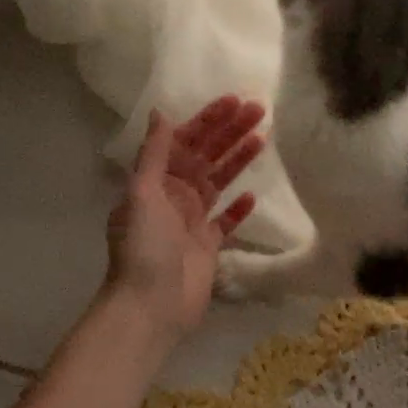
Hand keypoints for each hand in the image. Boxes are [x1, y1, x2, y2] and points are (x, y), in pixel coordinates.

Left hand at [102, 97, 263, 332]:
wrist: (151, 305)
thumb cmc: (144, 248)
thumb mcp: (143, 194)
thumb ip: (154, 154)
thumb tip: (160, 113)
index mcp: (156, 182)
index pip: (186, 141)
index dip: (209, 120)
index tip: (235, 102)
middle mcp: (174, 197)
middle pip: (206, 156)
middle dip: (230, 133)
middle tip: (260, 111)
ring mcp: (192, 222)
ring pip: (219, 182)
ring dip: (238, 160)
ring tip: (264, 139)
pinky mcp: (208, 246)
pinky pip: (226, 221)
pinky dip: (238, 208)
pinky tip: (253, 194)